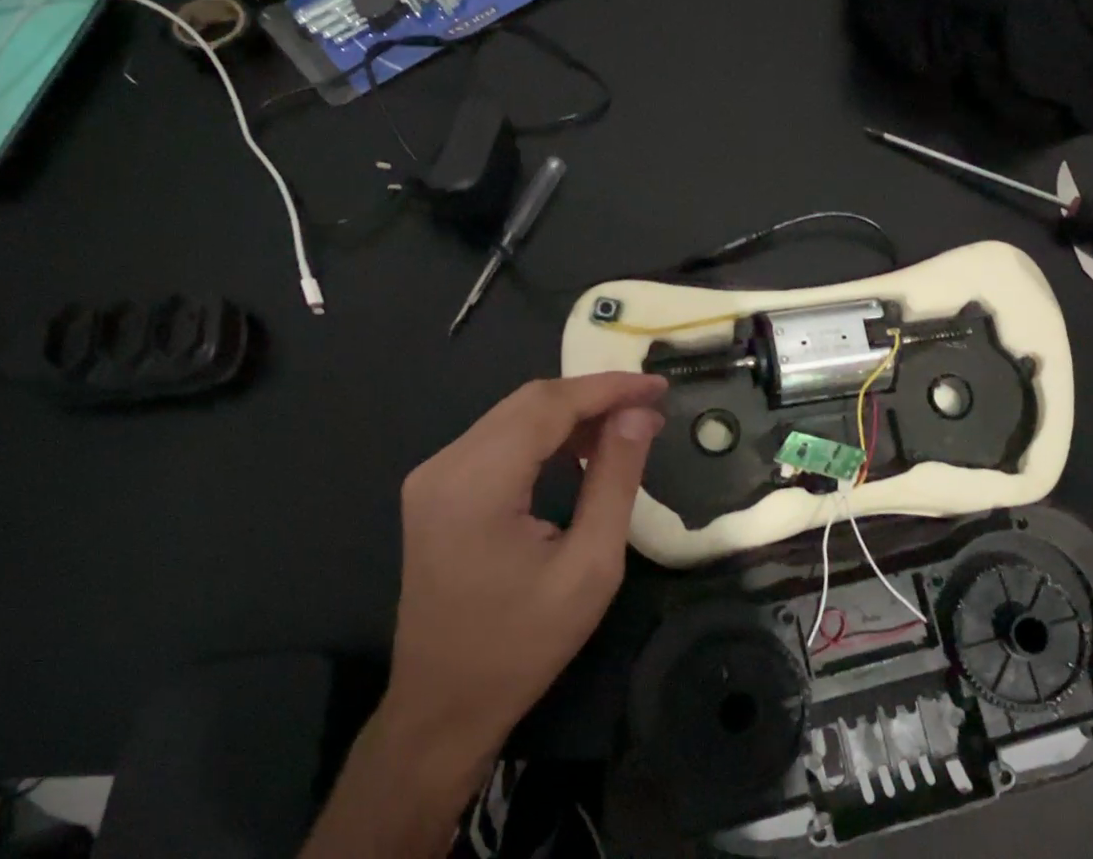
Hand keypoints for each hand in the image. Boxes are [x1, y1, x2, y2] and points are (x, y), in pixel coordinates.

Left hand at [384, 372, 666, 751]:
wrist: (445, 704)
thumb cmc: (523, 644)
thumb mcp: (589, 566)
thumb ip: (614, 481)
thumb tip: (639, 416)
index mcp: (476, 483)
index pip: (548, 405)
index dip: (608, 389)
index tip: (660, 388)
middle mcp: (444, 466)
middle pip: (527, 403)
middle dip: (592, 398)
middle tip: (650, 410)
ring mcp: (433, 478)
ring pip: (511, 418)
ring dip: (569, 416)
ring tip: (626, 429)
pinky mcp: (435, 493)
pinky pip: (496, 443)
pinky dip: (542, 439)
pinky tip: (579, 452)